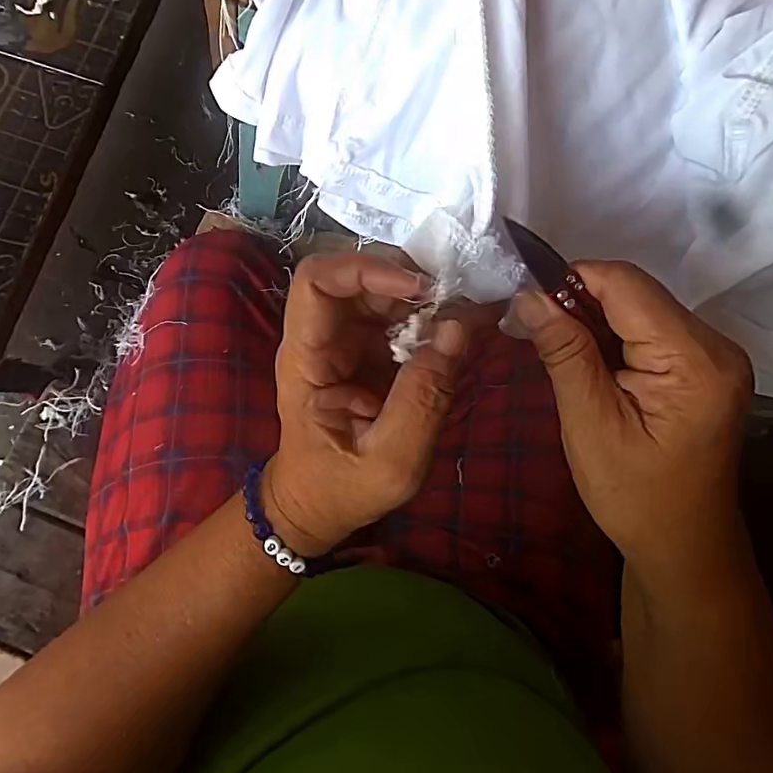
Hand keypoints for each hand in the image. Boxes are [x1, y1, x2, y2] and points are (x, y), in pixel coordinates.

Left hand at [266, 253, 468, 556]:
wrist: (317, 503)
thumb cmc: (341, 487)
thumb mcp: (391, 462)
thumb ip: (423, 400)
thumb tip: (457, 328)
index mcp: (306, 358)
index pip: (316, 282)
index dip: (365, 269)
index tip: (419, 287)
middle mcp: (320, 337)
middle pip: (352, 277)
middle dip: (405, 278)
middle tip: (457, 299)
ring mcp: (342, 340)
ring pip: (378, 291)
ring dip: (422, 296)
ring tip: (466, 313)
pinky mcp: (365, 349)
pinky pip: (395, 315)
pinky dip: (428, 314)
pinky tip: (459, 328)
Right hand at [516, 261, 752, 569]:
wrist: (683, 545)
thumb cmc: (635, 496)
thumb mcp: (589, 424)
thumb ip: (564, 353)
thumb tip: (528, 296)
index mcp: (694, 361)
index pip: (626, 285)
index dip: (570, 280)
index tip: (525, 303)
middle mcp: (714, 345)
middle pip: (633, 290)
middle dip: (576, 300)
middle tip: (532, 330)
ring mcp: (712, 353)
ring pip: (636, 304)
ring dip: (588, 316)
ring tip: (553, 347)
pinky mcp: (700, 363)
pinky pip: (645, 325)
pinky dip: (606, 332)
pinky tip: (585, 359)